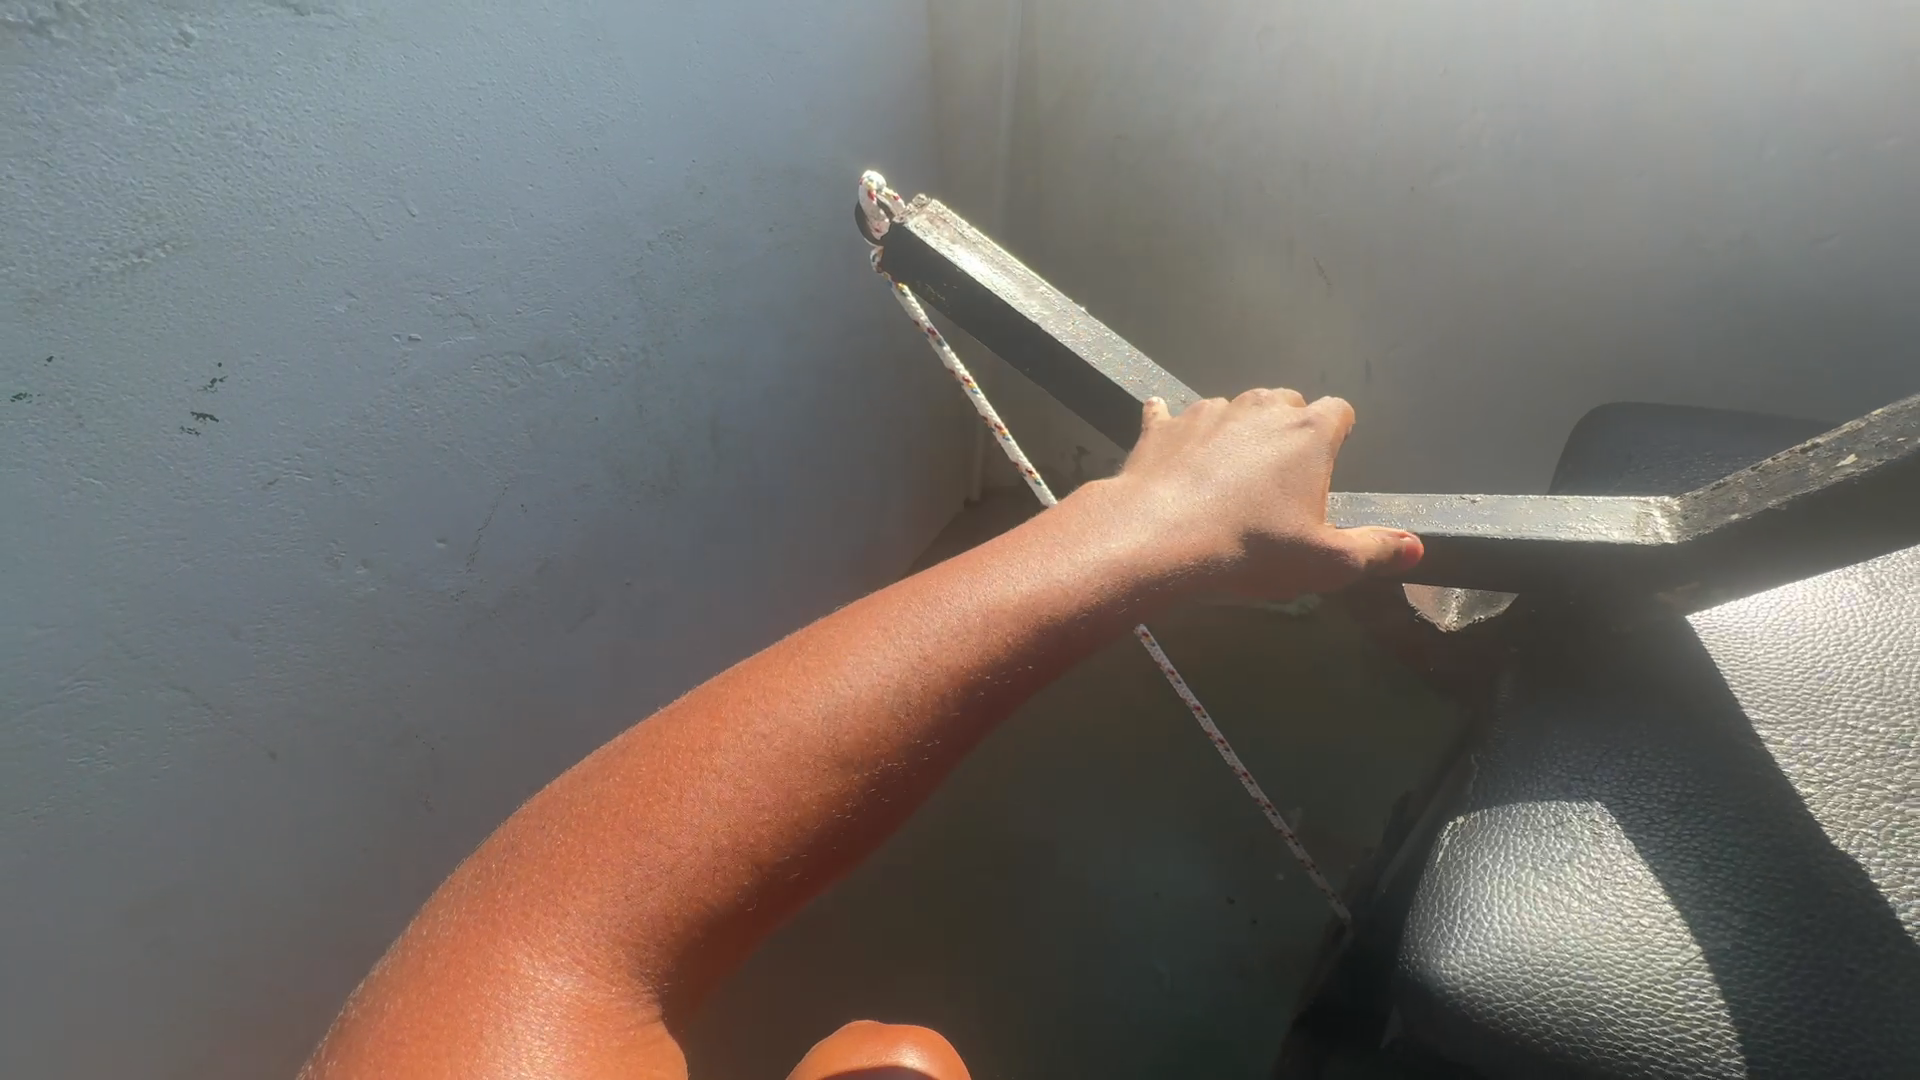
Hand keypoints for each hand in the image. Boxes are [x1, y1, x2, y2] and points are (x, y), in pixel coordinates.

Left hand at [1084, 388, 1422, 598]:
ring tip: (1223, 473)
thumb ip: (1375, 550)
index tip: (1324, 464)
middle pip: (1282, 403)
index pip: (1337, 412)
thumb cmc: (1250, 549)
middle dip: (1284, 430)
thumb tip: (1414, 547)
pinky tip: (1165, 435)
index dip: (1335, 435)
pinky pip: (1165, 414)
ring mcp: (1205, 413)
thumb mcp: (1326, 562)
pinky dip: (1170, 425)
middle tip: (1274, 476)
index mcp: (1307, 433)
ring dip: (1231, 432)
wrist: (1158, 539)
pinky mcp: (1160, 428)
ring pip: (1229, 409)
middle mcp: (1257, 409)